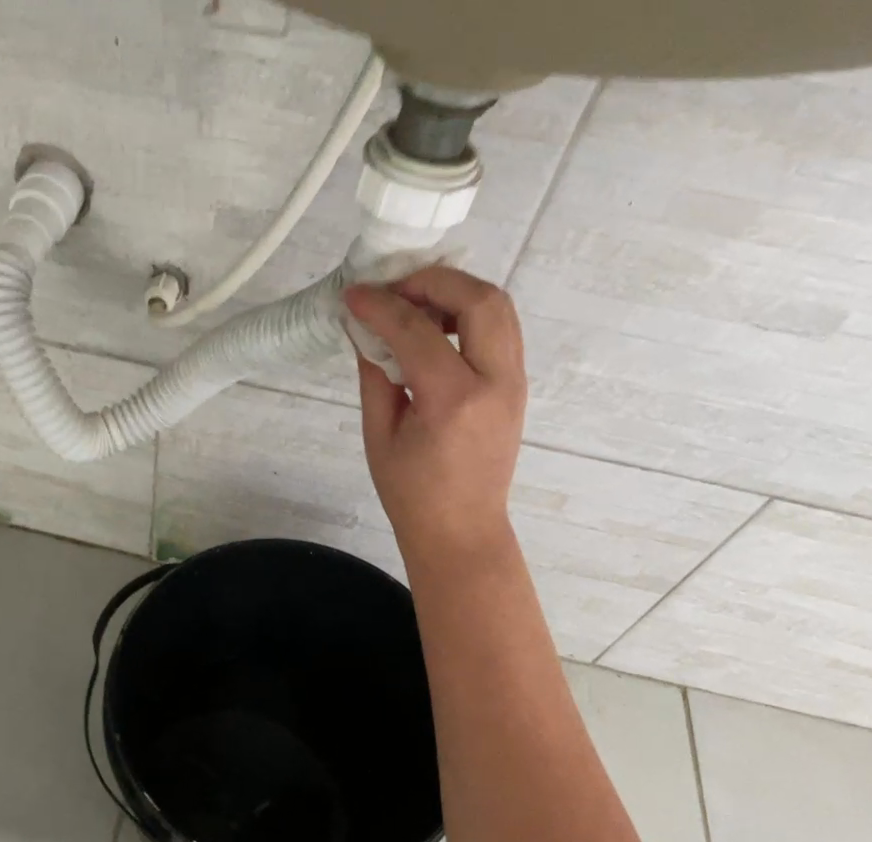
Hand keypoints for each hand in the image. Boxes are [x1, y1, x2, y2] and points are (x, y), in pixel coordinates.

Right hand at [345, 267, 527, 577]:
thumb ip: (375, 375)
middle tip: (394, 290)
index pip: (418, 330)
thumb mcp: (380, 435)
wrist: (462, 530)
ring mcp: (514, 381)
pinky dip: (470, 312)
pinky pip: (501, 328)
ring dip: (456, 292)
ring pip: (499, 306)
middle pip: (479, 299)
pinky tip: (437, 326)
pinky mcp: (517, 384)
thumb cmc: (412, 494)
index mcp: (453, 401)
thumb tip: (364, 328)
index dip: (381, 305)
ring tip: (415, 304)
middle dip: (433, 281)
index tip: (354, 295)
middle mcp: (494, 382)